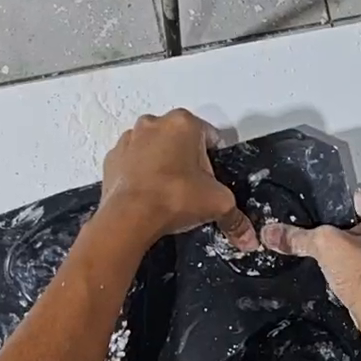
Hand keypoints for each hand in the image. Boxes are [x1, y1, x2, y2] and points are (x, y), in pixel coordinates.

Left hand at [97, 110, 258, 250]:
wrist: (130, 216)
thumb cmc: (174, 197)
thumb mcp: (217, 205)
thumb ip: (236, 218)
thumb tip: (248, 238)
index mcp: (184, 123)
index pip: (209, 136)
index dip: (213, 159)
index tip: (210, 179)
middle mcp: (154, 123)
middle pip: (179, 140)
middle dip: (186, 159)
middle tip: (191, 187)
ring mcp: (129, 139)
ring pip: (154, 148)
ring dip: (161, 164)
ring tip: (168, 193)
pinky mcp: (112, 158)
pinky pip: (132, 162)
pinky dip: (140, 174)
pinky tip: (148, 194)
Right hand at [262, 188, 360, 324]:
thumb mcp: (326, 247)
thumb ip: (297, 237)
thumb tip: (269, 232)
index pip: (352, 198)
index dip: (328, 208)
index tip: (309, 219)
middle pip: (354, 221)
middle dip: (333, 231)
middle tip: (313, 239)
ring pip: (358, 244)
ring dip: (341, 251)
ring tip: (322, 258)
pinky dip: (349, 268)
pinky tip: (336, 275)